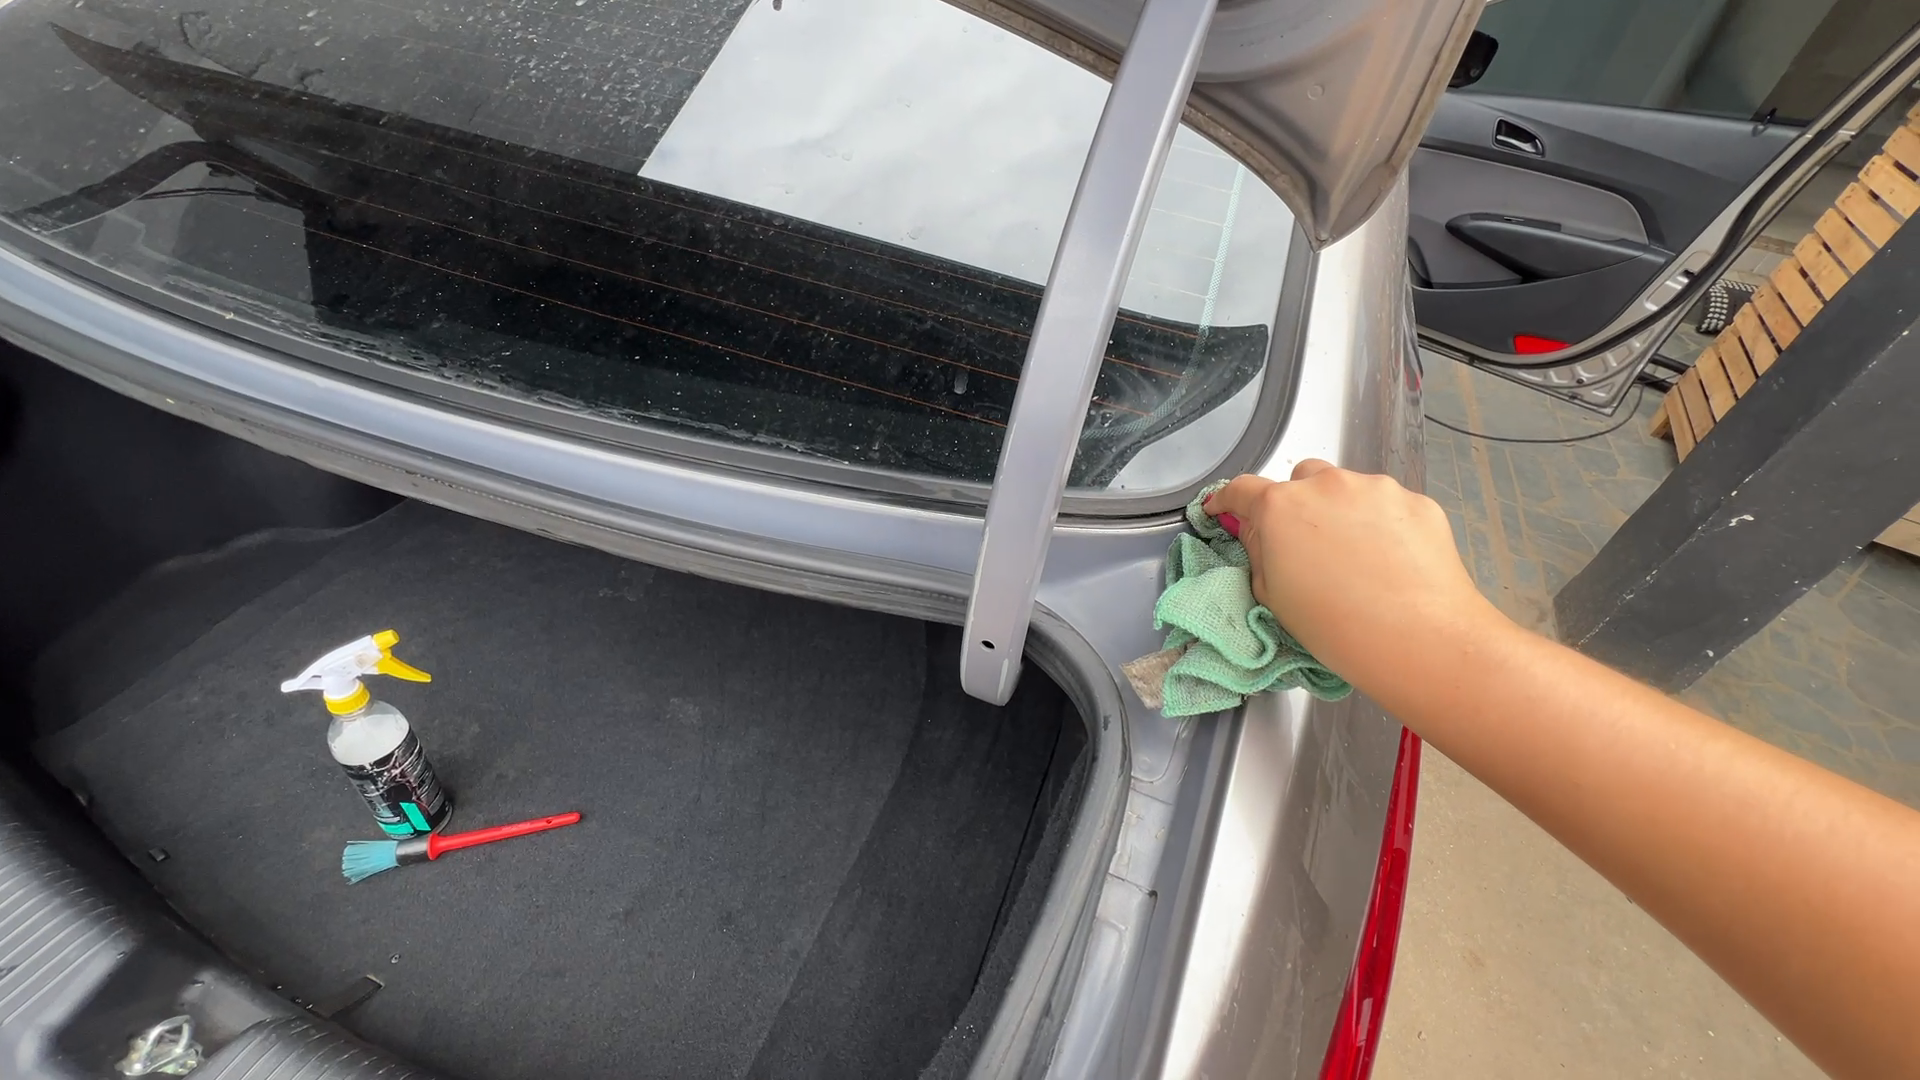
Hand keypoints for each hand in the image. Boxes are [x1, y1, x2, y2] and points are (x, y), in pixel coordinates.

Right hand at [1204, 461, 1500, 689]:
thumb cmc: (1334, 625)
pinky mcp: (1417, 501)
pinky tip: (1389, 560)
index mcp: (1280, 507)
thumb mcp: (1270, 594)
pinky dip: (1381, 523)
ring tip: (1354, 556)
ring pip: (1346, 488)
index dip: (1228, 500)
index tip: (1224, 508)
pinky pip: (1386, 504)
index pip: (1240, 489)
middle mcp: (1325, 485)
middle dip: (1296, 502)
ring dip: (1341, 510)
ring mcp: (1375, 489)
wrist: (1417, 639)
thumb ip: (1257, 551)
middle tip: (1304, 542)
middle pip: (1299, 478)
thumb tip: (1259, 532)